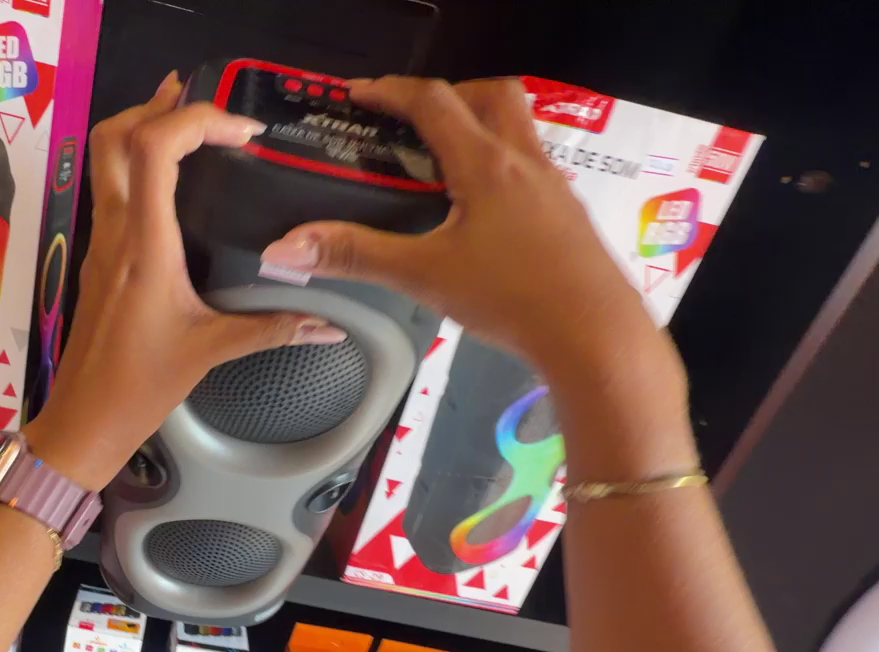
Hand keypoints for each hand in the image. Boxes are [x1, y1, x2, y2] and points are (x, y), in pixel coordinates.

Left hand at [23, 72, 348, 490]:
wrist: (85, 420)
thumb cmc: (139, 387)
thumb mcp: (210, 352)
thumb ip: (272, 330)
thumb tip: (327, 327)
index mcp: (144, 247)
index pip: (154, 147)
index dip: (198, 120)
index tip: (242, 134)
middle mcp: (115, 234)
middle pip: (115, 136)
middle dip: (157, 107)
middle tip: (203, 105)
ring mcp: (100, 246)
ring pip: (106, 162)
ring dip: (142, 132)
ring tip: (190, 130)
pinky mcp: (98, 263)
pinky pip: (111, 194)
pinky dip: (137, 171)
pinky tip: (172, 193)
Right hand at [258, 77, 685, 416]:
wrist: (592, 332)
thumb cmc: (508, 297)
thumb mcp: (422, 276)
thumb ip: (355, 256)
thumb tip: (285, 248)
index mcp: (485, 164)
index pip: (433, 102)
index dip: (391, 91)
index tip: (358, 96)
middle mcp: (524, 161)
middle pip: (491, 95)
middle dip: (447, 96)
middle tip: (414, 124)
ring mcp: (553, 186)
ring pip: (519, 129)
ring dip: (481, 127)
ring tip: (445, 166)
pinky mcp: (567, 215)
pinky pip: (532, 169)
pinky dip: (501, 169)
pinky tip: (485, 214)